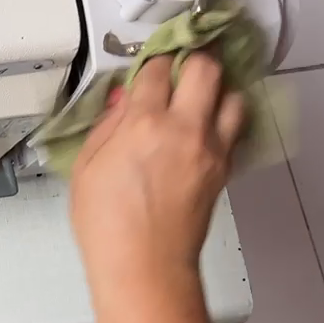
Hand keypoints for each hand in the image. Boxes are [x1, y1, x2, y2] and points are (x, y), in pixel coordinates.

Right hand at [68, 54, 245, 286]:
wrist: (143, 263)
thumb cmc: (105, 221)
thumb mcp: (87, 167)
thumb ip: (107, 126)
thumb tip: (123, 102)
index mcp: (144, 124)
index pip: (159, 70)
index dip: (153, 61)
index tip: (149, 63)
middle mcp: (186, 128)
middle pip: (207, 69)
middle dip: (195, 59)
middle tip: (182, 63)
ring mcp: (212, 148)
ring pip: (234, 95)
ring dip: (218, 88)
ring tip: (200, 94)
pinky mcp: (225, 168)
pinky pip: (236, 128)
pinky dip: (225, 117)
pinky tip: (207, 124)